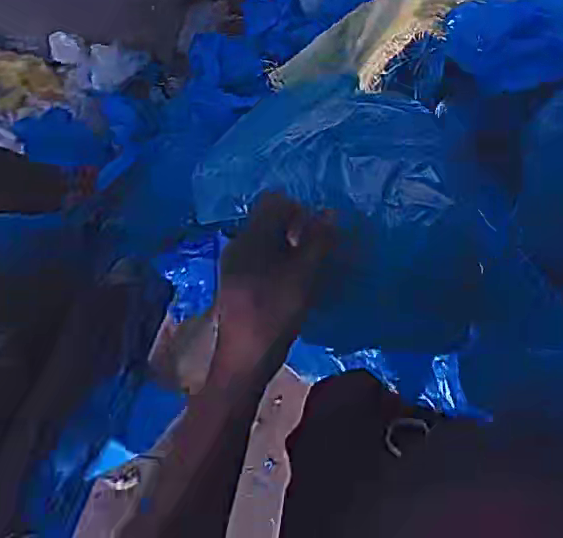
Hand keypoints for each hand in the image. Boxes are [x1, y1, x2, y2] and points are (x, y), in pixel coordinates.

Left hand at [211, 191, 335, 375]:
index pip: (274, 201)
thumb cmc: (276, 312)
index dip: (299, 208)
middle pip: (269, 219)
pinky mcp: (235, 282)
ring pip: (265, 239)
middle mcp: (238, 244)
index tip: (316, 228)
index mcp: (251, 237)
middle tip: (317, 246)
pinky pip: (259, 256)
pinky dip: (277, 259)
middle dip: (296, 226)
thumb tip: (330, 213)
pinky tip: (290, 280)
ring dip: (289, 244)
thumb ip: (318, 240)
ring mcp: (233, 264)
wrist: (244, 361)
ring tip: (307, 264)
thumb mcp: (305, 273)